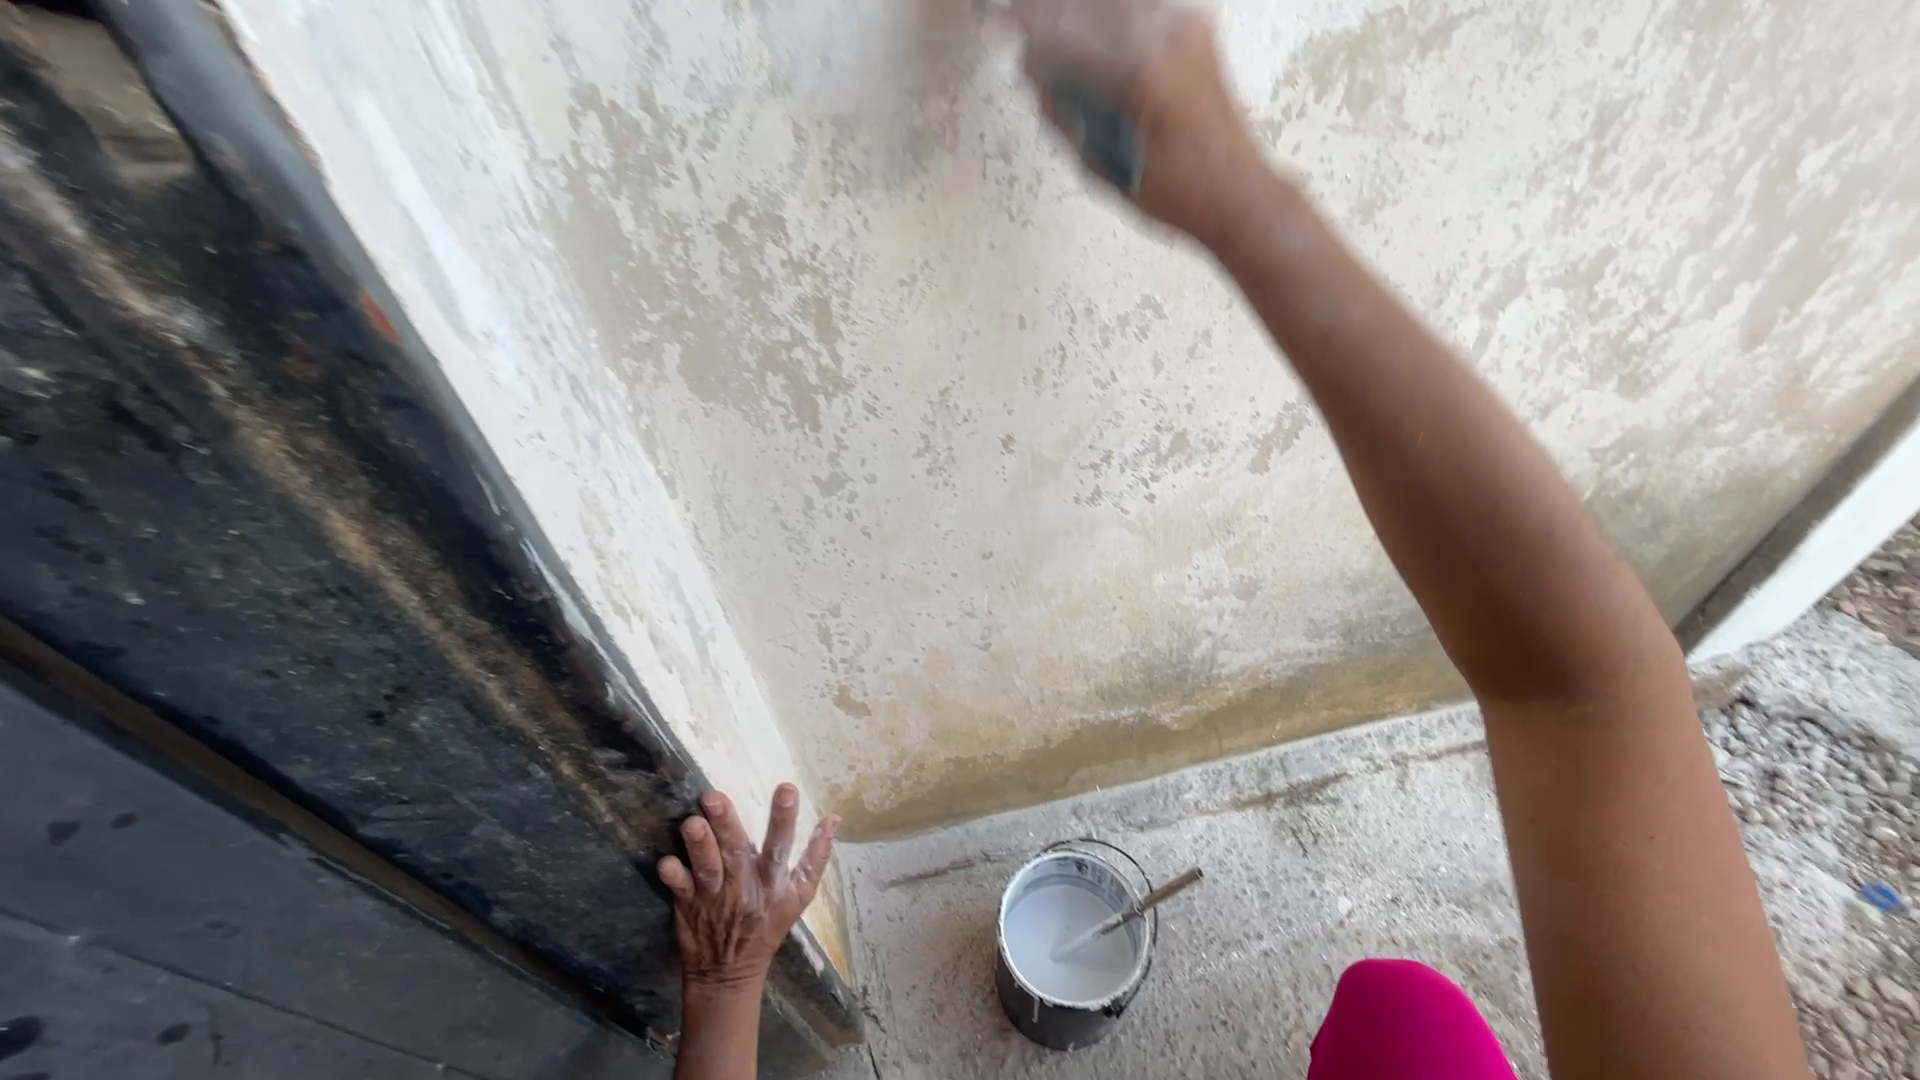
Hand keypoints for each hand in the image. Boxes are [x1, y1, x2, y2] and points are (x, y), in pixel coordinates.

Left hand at [657, 784, 839, 990]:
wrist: (729, 974)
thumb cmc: (769, 926)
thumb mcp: (801, 895)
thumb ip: (816, 856)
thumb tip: (833, 818)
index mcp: (773, 882)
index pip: (782, 845)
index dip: (785, 819)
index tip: (787, 788)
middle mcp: (744, 886)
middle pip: (736, 851)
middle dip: (726, 823)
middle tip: (713, 796)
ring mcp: (714, 897)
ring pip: (707, 867)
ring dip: (699, 846)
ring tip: (691, 822)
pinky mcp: (689, 906)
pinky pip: (679, 889)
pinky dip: (674, 876)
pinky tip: (666, 861)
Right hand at [1007, 0, 1271, 244]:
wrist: (1235, 191)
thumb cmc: (1175, 193)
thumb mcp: (1100, 167)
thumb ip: (1063, 113)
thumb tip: (1032, 72)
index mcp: (1138, 72)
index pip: (1064, 33)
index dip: (1023, 26)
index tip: (998, 25)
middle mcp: (1166, 35)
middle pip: (1087, 3)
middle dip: (1046, 12)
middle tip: (1013, 18)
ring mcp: (1185, 25)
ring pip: (1112, 1)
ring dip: (1076, 12)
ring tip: (1047, 26)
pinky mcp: (1196, 25)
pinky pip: (1140, 6)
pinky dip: (1107, 13)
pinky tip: (1088, 25)